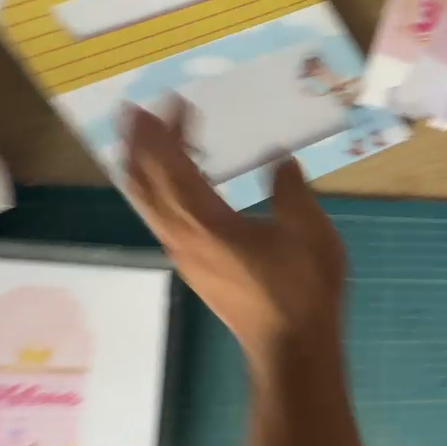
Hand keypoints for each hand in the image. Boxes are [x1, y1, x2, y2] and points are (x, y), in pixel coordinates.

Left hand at [119, 102, 346, 359]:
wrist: (291, 343)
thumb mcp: (309, 232)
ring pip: (147, 202)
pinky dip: (163, 190)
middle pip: (141, 182)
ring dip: (145, 167)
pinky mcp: (197, 268)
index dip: (166, 131)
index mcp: (204, 222)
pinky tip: (185, 190)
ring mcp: (185, 254)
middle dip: (137, 143)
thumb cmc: (302, 286)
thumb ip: (291, 191)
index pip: (170, 165)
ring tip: (154, 144)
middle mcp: (180, 235)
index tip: (172, 102)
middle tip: (140, 112)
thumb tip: (280, 159)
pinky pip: (164, 218)